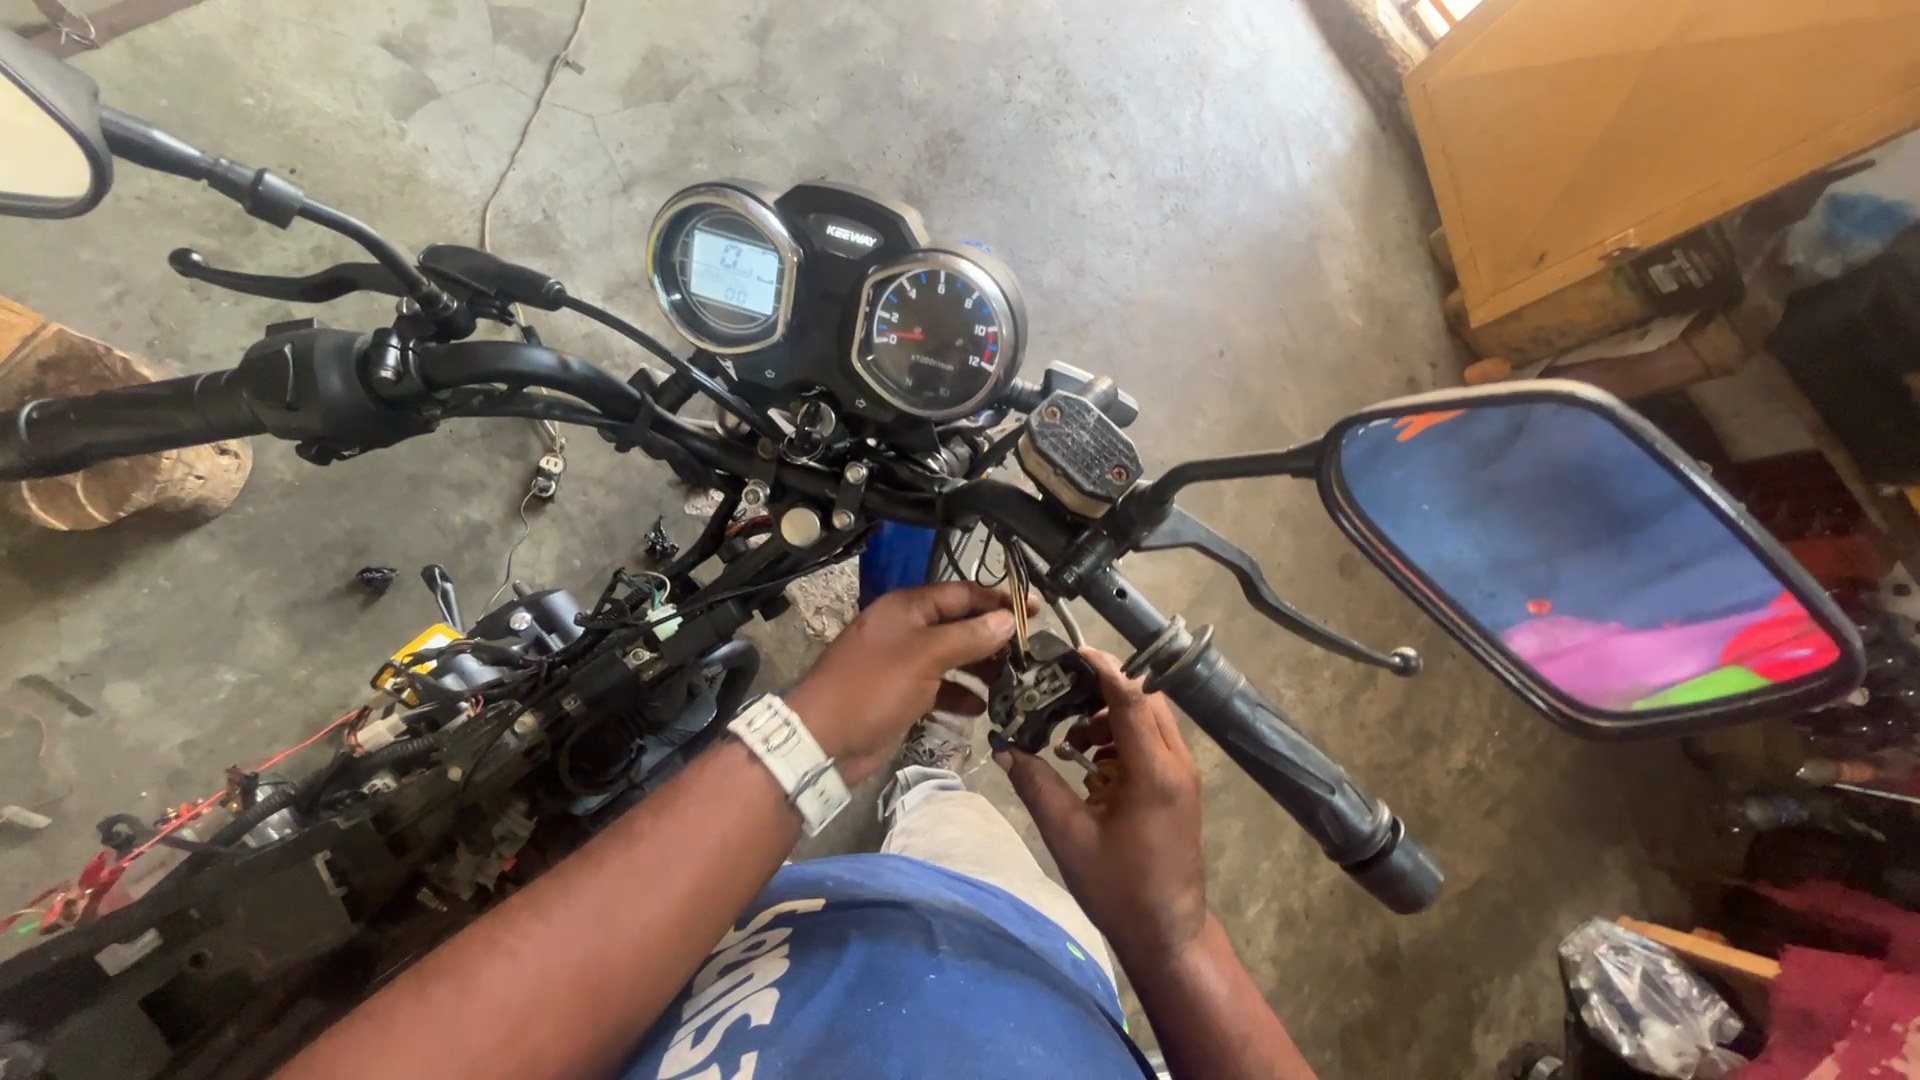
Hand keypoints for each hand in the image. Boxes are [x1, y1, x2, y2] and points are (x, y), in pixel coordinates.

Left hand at [785, 582, 1017, 784]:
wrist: (824, 740)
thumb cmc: (873, 687)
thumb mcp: (925, 656)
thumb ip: (968, 637)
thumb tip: (1007, 620)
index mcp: (907, 608)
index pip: (961, 594)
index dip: (997, 599)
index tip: (1033, 608)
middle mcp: (907, 630)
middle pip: (960, 625)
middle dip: (993, 637)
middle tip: (1029, 651)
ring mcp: (904, 663)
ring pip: (953, 658)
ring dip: (981, 668)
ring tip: (1012, 682)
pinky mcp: (903, 694)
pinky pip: (941, 688)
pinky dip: (961, 695)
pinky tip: (981, 708)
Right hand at [995, 648, 1207, 963]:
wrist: (1167, 932)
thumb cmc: (1118, 888)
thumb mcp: (1068, 836)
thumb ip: (1036, 784)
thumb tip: (1003, 746)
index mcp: (1153, 772)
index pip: (1132, 699)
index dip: (1103, 669)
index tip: (1072, 651)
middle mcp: (1177, 763)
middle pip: (1146, 700)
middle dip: (1105, 689)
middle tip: (1061, 691)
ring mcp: (1183, 774)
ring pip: (1151, 718)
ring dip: (1112, 715)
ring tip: (1072, 739)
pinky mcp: (1179, 785)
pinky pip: (1153, 740)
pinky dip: (1122, 736)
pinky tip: (1090, 761)